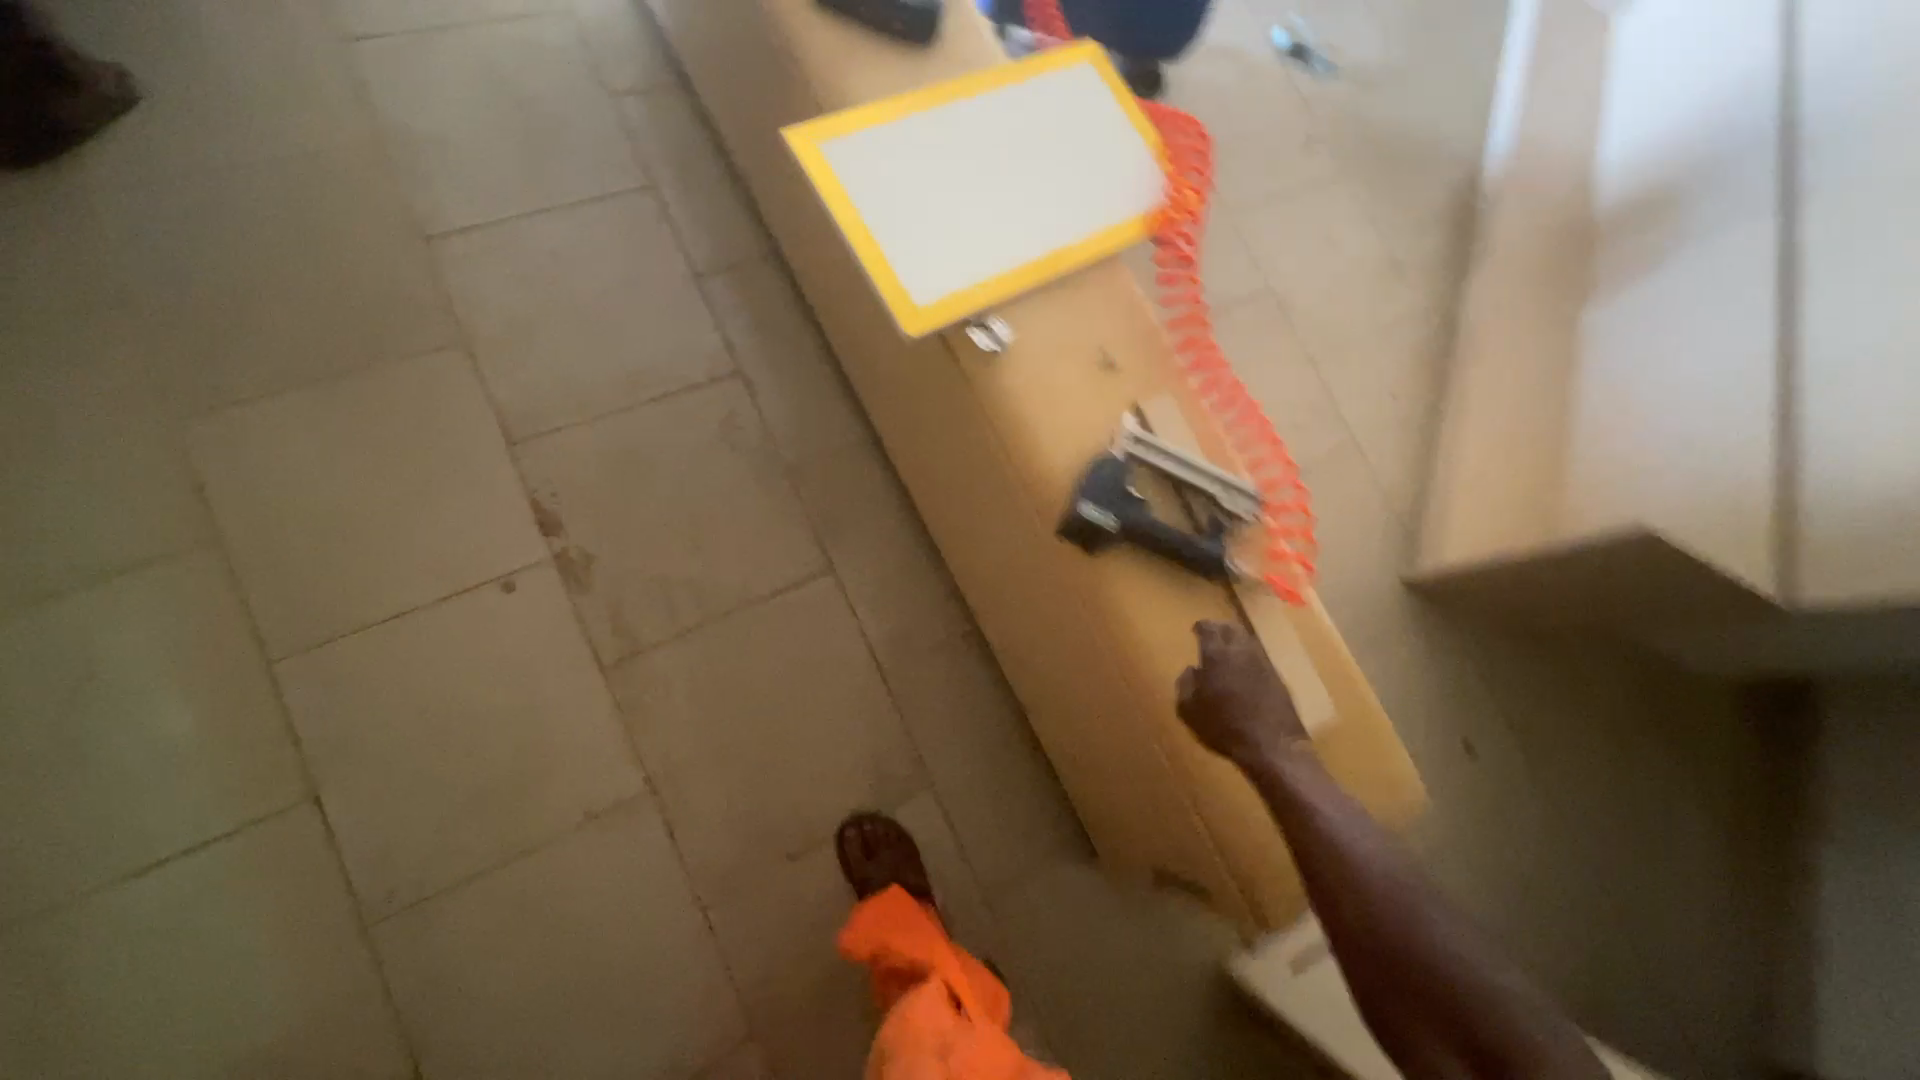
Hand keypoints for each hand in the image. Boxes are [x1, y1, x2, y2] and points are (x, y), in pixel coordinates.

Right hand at [1176, 620, 1308, 769]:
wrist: (1271, 745)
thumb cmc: (1223, 727)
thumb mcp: (1189, 711)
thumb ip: (1185, 685)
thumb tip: (1191, 670)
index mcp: (1217, 655)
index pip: (1209, 628)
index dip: (1201, 626)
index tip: (1195, 629)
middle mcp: (1241, 652)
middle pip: (1231, 628)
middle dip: (1220, 627)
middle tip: (1212, 633)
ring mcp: (1263, 663)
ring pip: (1248, 640)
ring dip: (1237, 640)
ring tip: (1228, 649)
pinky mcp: (1277, 677)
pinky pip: (1259, 657)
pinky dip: (1249, 656)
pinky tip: (1244, 668)